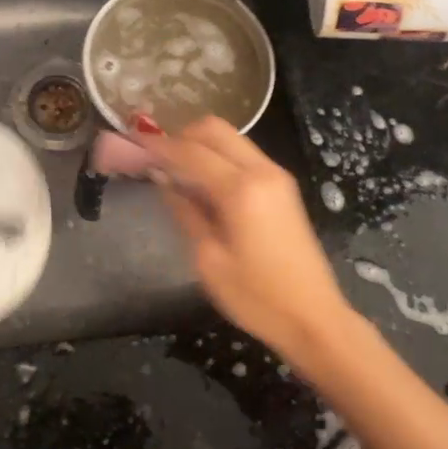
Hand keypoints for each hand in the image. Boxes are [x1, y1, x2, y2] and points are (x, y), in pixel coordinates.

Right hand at [143, 117, 353, 358]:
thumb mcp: (208, 259)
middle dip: (181, 136)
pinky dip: (219, 157)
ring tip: (174, 170)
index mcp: (241, 189)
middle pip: (214, 129)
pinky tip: (201, 183)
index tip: (132, 143)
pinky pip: (244, 155)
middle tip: (155, 156)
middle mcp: (262, 171)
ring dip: (200, 145)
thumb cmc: (257, 298)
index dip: (159, 145)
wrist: (315, 319)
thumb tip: (163, 179)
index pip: (191, 152)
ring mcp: (277, 176)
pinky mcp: (283, 187)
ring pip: (231, 139)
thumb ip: (185, 211)